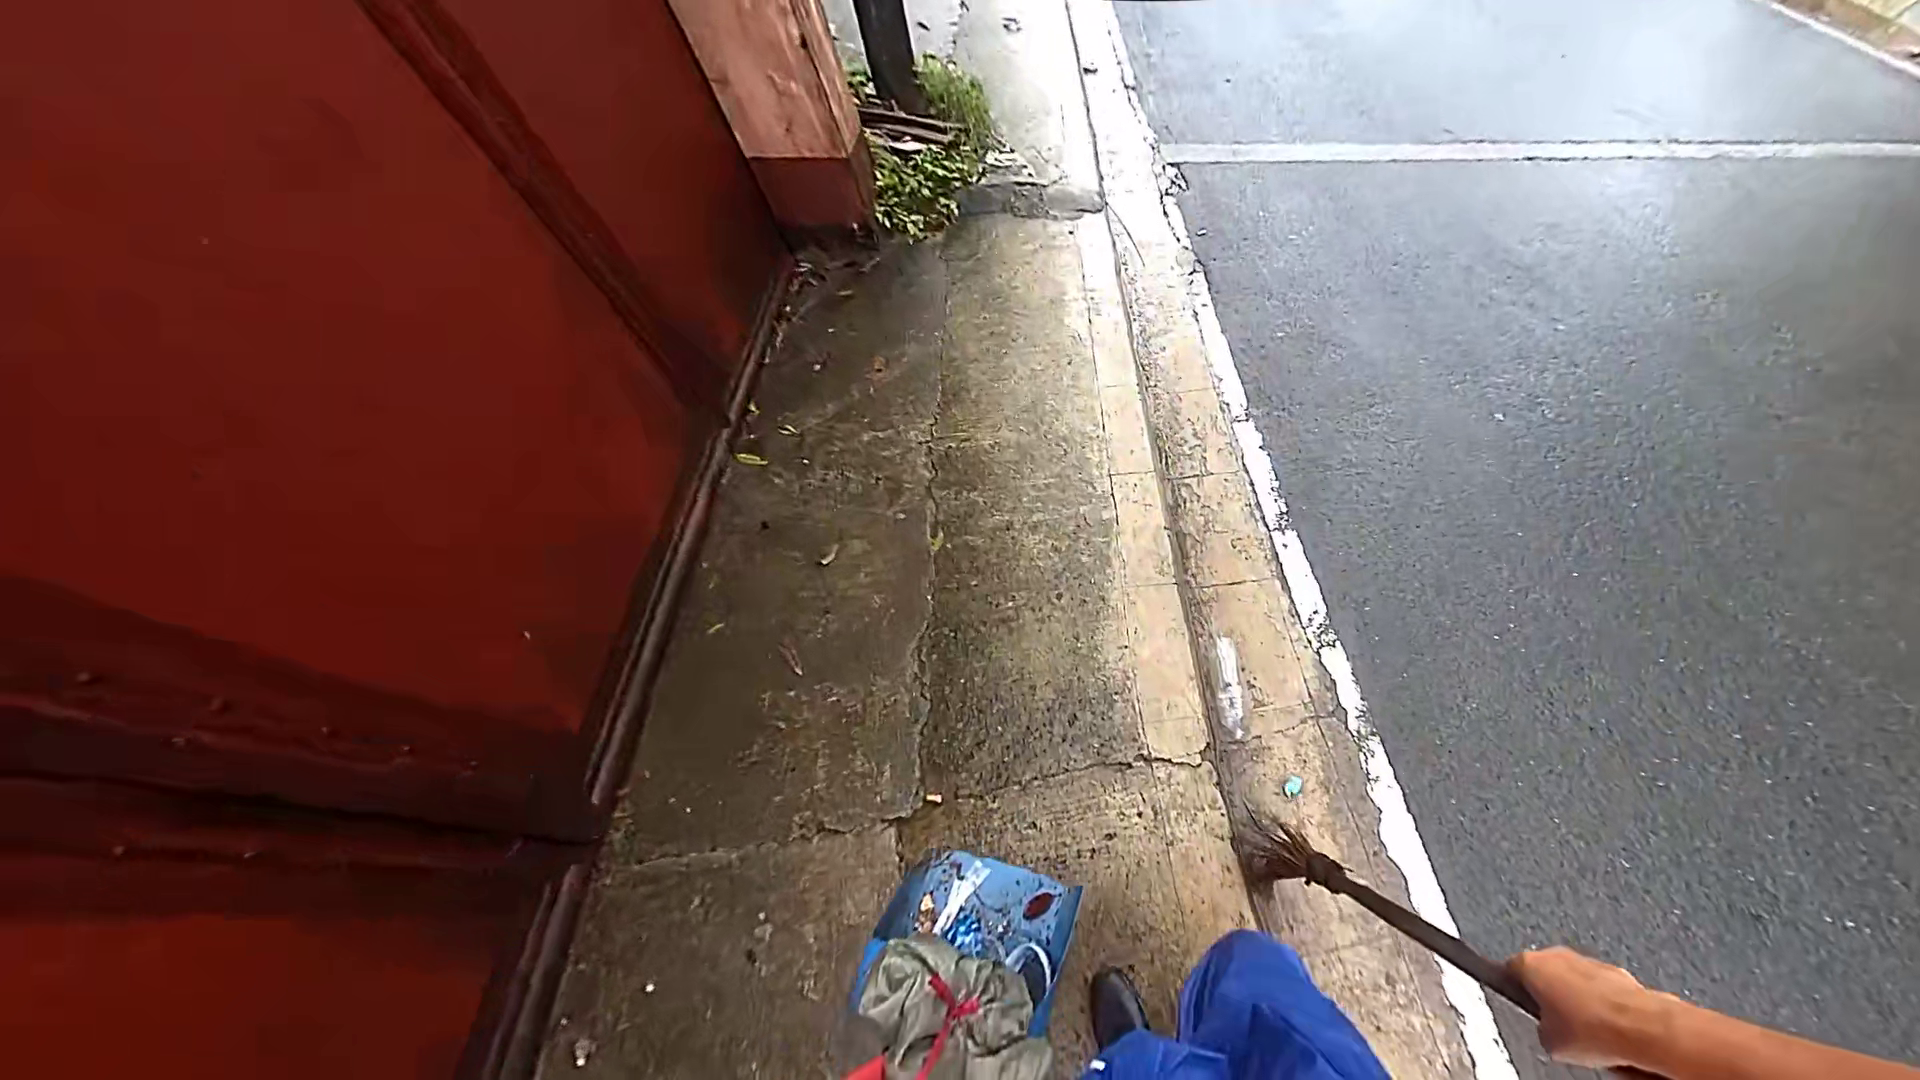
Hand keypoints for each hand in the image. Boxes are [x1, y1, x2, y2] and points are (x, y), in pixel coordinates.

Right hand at [1508, 947, 1666, 1068]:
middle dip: (1558, 1002)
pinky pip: (1609, 993)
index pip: (1510, 972)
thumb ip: (1542, 1031)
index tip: (1531, 1012)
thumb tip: (1550, 1035)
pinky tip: (1623, 1034)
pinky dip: (1613, 1010)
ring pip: (1580, 985)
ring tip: (1601, 1038)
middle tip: (1568, 1031)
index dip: (1519, 995)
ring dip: (1587, 1006)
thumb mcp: (1552, 1044)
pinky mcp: (1622, 976)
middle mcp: (1555, 955)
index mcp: (1528, 962)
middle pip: (1548, 978)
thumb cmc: (1598, 1030)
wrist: (1648, 1032)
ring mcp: (1590, 963)